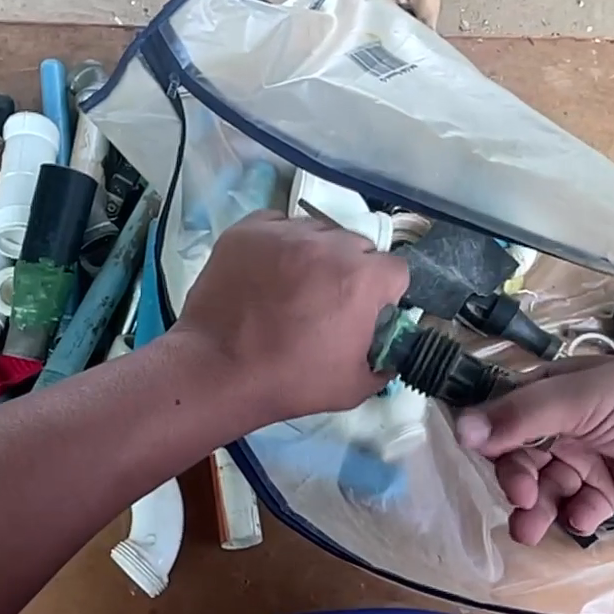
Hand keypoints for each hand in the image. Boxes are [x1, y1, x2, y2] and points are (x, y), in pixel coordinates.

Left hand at [173, 211, 408, 422]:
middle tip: (328, 303)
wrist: (219, 370)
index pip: (395, 271)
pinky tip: (269, 272)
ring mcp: (286, 232)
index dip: (384, 295)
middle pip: (358, 246)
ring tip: (294, 286)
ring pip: (319, 232)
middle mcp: (329, 243)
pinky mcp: (249, 230)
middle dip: (352, 271)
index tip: (366, 313)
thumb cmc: (291, 380)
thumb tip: (388, 354)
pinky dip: (280, 244)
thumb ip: (383, 364)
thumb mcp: (354, 387)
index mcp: (363, 278)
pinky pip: (279, 226)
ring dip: (317, 255)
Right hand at [454, 356, 613, 544]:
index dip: (491, 437)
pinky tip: (583, 519)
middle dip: (514, 479)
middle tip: (521, 498)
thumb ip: (523, 416)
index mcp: (559, 389)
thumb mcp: (586, 399)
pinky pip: (576, 506)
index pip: (506, 412)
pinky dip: (572, 515)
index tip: (483, 460)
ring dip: (533, 506)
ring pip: (544, 485)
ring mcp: (590, 456)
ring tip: (529, 530)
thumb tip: (460, 429)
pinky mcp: (610, 490)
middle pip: (521, 454)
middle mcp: (569, 422)